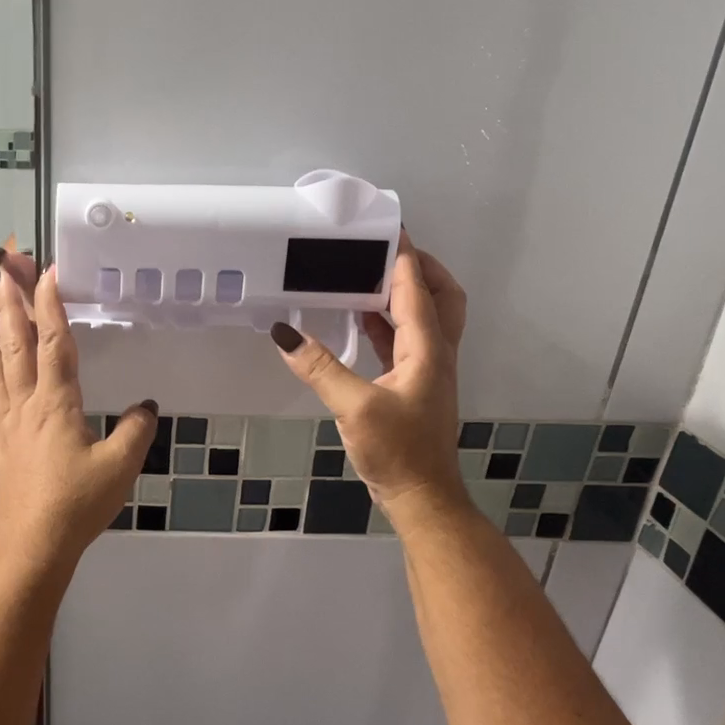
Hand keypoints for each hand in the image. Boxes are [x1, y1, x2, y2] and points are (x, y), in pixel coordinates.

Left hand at [0, 257, 157, 569]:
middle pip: (15, 346)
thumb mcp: (121, 467)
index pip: (53, 343)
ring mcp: (6, 427)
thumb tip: (146, 407)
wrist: (33, 546)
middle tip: (3, 272)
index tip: (47, 272)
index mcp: (56, 404)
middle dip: (11, 306)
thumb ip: (136, 432)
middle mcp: (26, 406)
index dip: (51, 305)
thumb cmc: (77, 504)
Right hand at [271, 233, 469, 522]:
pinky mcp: (413, 385)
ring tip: (365, 276)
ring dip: (402, 293)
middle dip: (418, 268)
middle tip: (383, 252)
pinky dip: (386, 322)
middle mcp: (435, 352)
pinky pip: (404, 339)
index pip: (417, 289)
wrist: (421, 496)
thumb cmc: (397, 451)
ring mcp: (426, 369)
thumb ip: (319, 367)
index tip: (383, 229)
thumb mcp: (354, 407)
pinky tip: (358, 320)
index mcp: (427, 349)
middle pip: (440, 296)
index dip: (402, 257)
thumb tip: (284, 331)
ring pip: (424, 317)